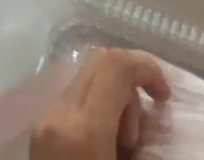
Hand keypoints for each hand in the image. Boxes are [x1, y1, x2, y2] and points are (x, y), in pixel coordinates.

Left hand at [32, 49, 171, 159]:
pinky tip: (104, 140)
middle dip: (131, 79)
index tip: (164, 97)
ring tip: (122, 143)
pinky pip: (74, 97)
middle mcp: (59, 113)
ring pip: (87, 77)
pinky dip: (96, 107)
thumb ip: (142, 134)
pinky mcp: (39, 127)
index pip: (116, 66)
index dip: (148, 69)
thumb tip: (152, 111)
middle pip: (101, 61)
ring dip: (113, 97)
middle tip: (144, 121)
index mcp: (85, 128)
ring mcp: (45, 118)